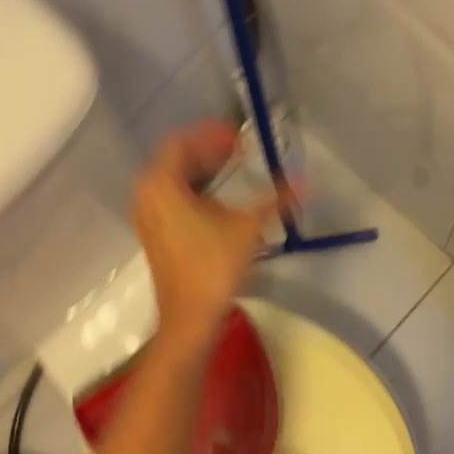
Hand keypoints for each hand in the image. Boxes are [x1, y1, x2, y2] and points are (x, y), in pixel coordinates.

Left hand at [132, 122, 283, 347]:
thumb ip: (276, 199)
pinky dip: (195, 193)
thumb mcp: (248, 228)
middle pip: (177, 160)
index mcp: (162, 183)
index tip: (241, 138)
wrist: (189, 317)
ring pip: (174, 181)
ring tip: (234, 174)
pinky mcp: (155, 235)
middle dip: (209, 153)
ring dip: (203, 174)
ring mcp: (148, 216)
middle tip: (241, 153)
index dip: (213, 136)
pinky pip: (172, 200)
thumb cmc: (214, 268)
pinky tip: (221, 203)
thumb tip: (306, 180)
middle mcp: (147, 194)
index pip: (183, 142)